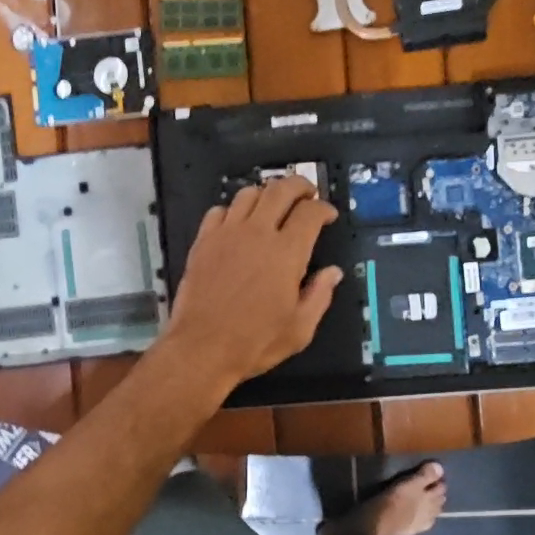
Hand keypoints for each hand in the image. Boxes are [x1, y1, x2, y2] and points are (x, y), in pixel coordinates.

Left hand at [160, 175, 342, 386]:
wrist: (202, 348)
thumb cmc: (255, 342)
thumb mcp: (299, 329)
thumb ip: (319, 295)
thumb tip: (332, 273)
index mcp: (286, 253)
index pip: (310, 212)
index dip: (324, 208)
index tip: (328, 215)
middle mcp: (256, 234)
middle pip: (279, 190)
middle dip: (298, 185)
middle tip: (306, 193)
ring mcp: (226, 234)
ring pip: (248, 194)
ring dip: (265, 193)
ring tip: (273, 204)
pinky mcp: (203, 242)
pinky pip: (218, 211)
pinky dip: (233, 210)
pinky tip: (238, 222)